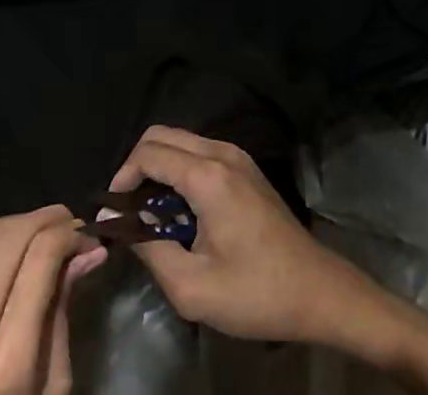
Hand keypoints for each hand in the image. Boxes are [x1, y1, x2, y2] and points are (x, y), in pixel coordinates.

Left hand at [0, 206, 107, 394]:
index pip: (40, 258)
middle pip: (10, 238)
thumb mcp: (52, 383)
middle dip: (49, 219)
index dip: (71, 235)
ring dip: (22, 223)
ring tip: (46, 232)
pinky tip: (12, 250)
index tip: (88, 241)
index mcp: (6, 358)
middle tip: (72, 226)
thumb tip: (90, 250)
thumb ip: (62, 312)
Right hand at [108, 126, 385, 346]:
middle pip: (164, 135)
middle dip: (137, 167)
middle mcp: (224, 154)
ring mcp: (240, 158)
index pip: (149, 152)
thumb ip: (149, 247)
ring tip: (149, 217)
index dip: (122, 179)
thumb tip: (120, 223)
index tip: (112, 216)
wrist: (314, 289)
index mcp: (209, 176)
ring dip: (159, 169)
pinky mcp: (248, 170)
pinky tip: (178, 213)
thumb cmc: (254, 292)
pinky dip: (180, 172)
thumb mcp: (190, 286)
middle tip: (127, 213)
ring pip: (184, 142)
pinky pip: (202, 154)